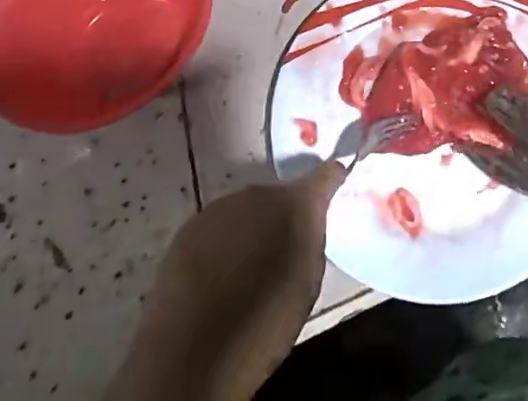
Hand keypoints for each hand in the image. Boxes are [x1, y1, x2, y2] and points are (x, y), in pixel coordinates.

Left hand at [110, 161, 344, 400]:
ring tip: (248, 267)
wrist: (191, 351)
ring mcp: (221, 207)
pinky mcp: (190, 227)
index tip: (337, 183)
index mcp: (296, 205)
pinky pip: (218, 226)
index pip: (325, 176)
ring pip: (247, 210)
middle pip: (280, 194)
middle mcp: (259, 194)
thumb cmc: (265, 323)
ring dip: (252, 227)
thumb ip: (310, 240)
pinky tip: (218, 275)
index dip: (332, 179)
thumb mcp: (307, 282)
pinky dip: (223, 242)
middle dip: (284, 214)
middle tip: (283, 249)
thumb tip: (307, 224)